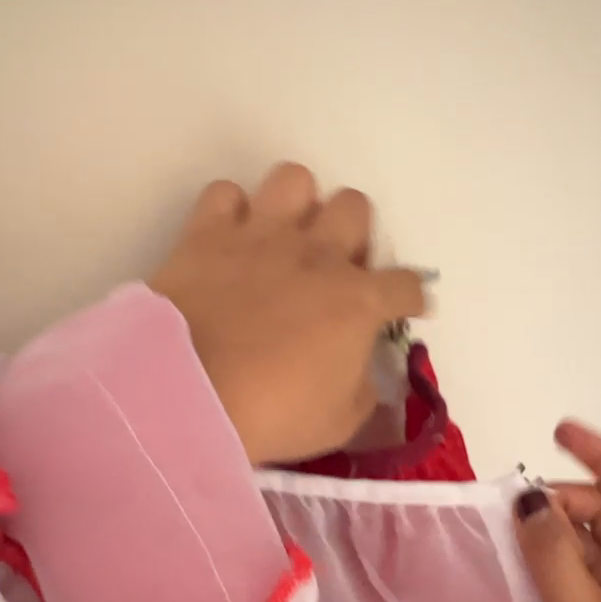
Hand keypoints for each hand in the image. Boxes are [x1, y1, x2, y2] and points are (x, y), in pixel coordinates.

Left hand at [148, 163, 428, 464]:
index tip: (407, 309)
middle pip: (355, 207)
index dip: (413, 297)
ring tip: (287, 238)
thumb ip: (363, 391)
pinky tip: (232, 239)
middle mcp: (317, 254)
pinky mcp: (208, 233)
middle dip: (354, 235)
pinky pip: (225, 193)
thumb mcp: (339, 422)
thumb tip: (365, 377)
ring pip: (295, 179)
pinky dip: (231, 211)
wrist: (187, 392)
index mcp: (358, 301)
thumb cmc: (272, 413)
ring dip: (298, 205)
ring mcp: (261, 235)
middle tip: (336, 270)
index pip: (408, 284)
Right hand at [514, 421, 600, 601]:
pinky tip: (517, 560)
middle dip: (566, 498)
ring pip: (588, 545)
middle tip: (514, 501)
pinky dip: (548, 562)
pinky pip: (574, 576)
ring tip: (509, 526)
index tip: (557, 432)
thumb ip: (552, 555)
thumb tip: (529, 500)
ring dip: (553, 530)